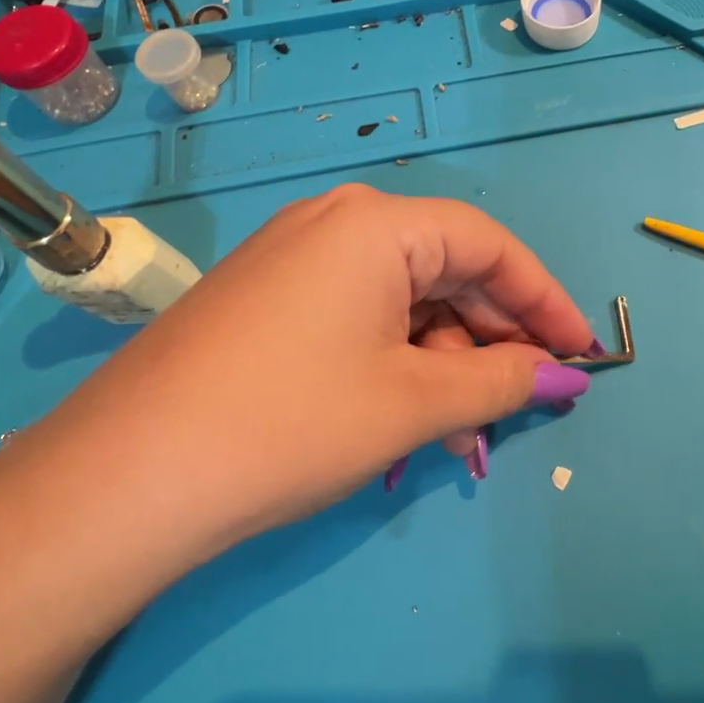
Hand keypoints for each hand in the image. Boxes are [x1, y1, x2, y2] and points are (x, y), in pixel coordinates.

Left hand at [26, 184, 598, 556]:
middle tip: (522, 402)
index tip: (581, 351)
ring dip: (445, 364)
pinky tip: (410, 420)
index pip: (489, 245)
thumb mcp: (411, 403)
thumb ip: (501, 383)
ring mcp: (293, 260)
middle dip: (493, 341)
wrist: (123, 479)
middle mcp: (335, 223)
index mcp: (376, 224)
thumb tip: (563, 376)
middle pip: (446, 271)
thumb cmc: (290, 421)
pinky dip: (397, 364)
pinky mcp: (266, 300)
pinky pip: (359, 317)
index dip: (544, 299)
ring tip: (463, 437)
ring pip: (403, 301)